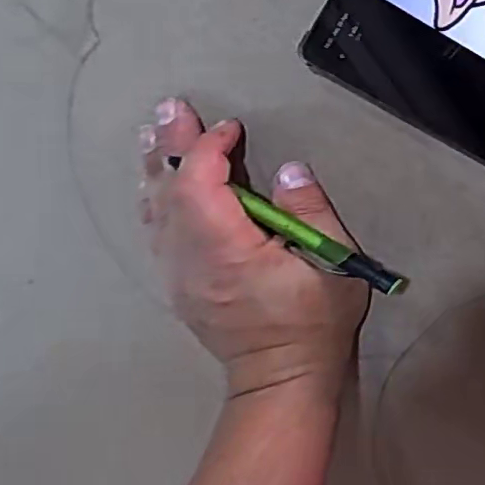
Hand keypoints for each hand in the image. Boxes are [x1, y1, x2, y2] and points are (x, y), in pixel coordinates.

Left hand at [139, 98, 368, 399]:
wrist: (282, 377)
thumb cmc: (314, 320)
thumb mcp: (332, 263)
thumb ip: (310, 212)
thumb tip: (289, 169)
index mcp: (227, 255)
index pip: (202, 190)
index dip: (209, 151)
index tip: (233, 128)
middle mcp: (190, 263)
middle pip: (169, 195)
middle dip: (169, 147)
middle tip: (168, 107)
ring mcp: (179, 276)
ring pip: (155, 213)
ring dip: (155, 169)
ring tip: (151, 132)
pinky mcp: (181, 284)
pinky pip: (158, 231)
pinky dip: (158, 197)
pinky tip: (156, 181)